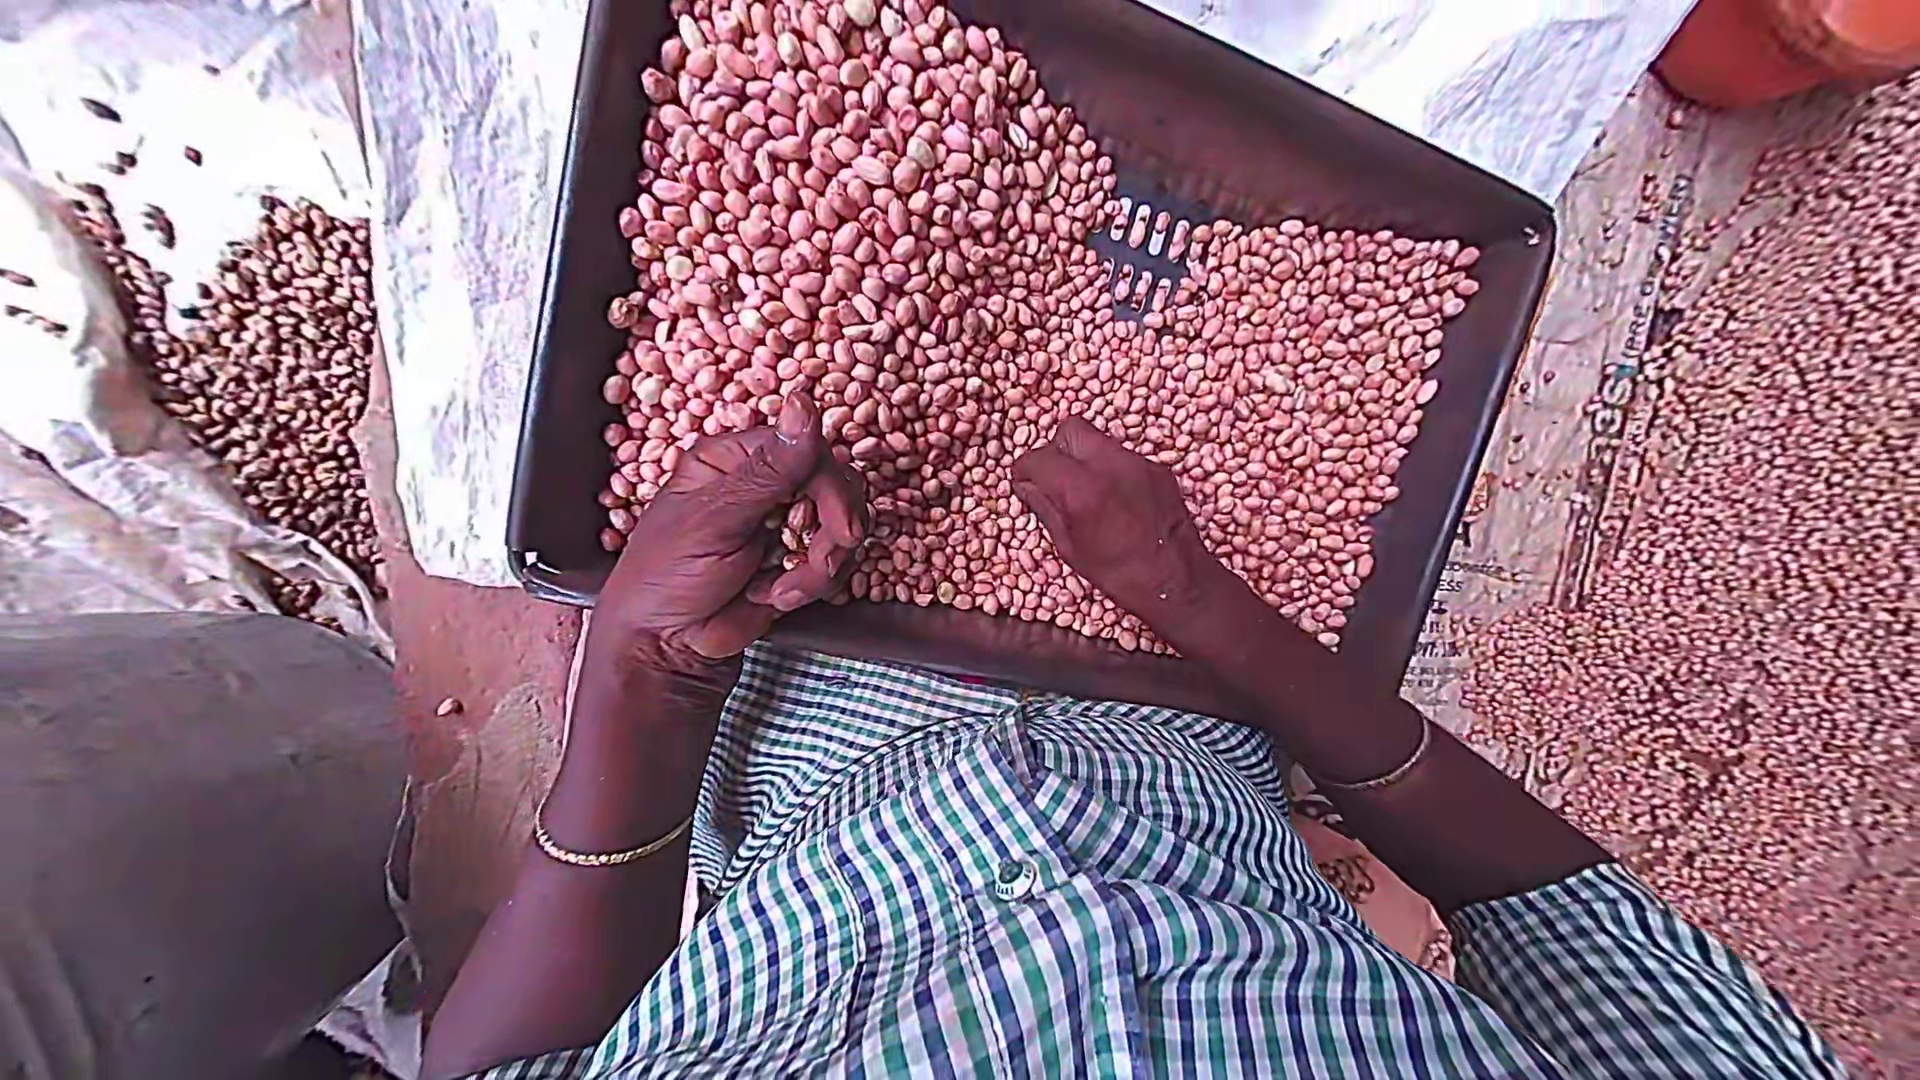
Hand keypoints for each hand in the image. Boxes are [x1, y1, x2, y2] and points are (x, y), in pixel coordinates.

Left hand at [586, 392, 866, 680]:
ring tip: (781, 590)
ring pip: (842, 526)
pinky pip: (836, 560)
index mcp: (737, 460)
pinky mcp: (798, 558)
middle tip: (817, 563)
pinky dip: (816, 584)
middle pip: (836, 487)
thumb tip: (804, 406)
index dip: (831, 488)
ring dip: (821, 565)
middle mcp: (766, 484)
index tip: (841, 527)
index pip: (808, 452)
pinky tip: (777, 596)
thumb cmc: (667, 576)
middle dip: (832, 532)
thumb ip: (769, 470)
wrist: (667, 646)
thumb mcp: (715, 520)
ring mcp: (785, 522)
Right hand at [1011, 417, 1220, 624]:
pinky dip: (1110, 469)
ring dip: (1083, 458)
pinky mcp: (1157, 469)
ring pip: (1098, 440)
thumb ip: (1046, 508)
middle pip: (1069, 430)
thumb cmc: (1120, 575)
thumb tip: (1028, 487)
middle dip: (1055, 449)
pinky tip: (1113, 498)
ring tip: (1084, 490)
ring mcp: (1138, 463)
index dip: (1025, 469)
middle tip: (1053, 477)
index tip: (1024, 480)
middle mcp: (1110, 466)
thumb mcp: (1070, 546)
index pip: (1038, 458)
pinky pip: (1122, 456)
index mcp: (1081, 490)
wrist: (1177, 582)